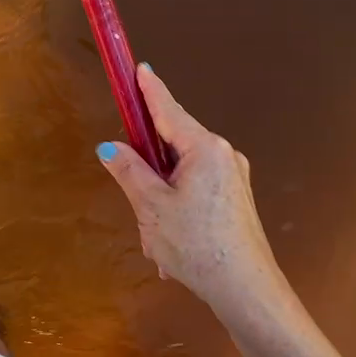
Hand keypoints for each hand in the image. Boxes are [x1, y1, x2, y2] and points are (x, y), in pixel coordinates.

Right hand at [96, 65, 301, 324]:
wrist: (246, 289)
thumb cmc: (196, 243)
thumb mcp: (151, 207)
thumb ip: (129, 171)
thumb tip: (110, 147)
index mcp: (204, 149)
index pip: (168, 110)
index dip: (149, 90)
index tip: (140, 68)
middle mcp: (223, 155)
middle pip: (172, 145)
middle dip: (148, 170)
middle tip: (137, 200)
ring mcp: (232, 178)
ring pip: (180, 173)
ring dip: (160, 199)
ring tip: (157, 237)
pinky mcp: (235, 200)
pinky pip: (194, 192)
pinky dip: (176, 210)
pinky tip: (171, 245)